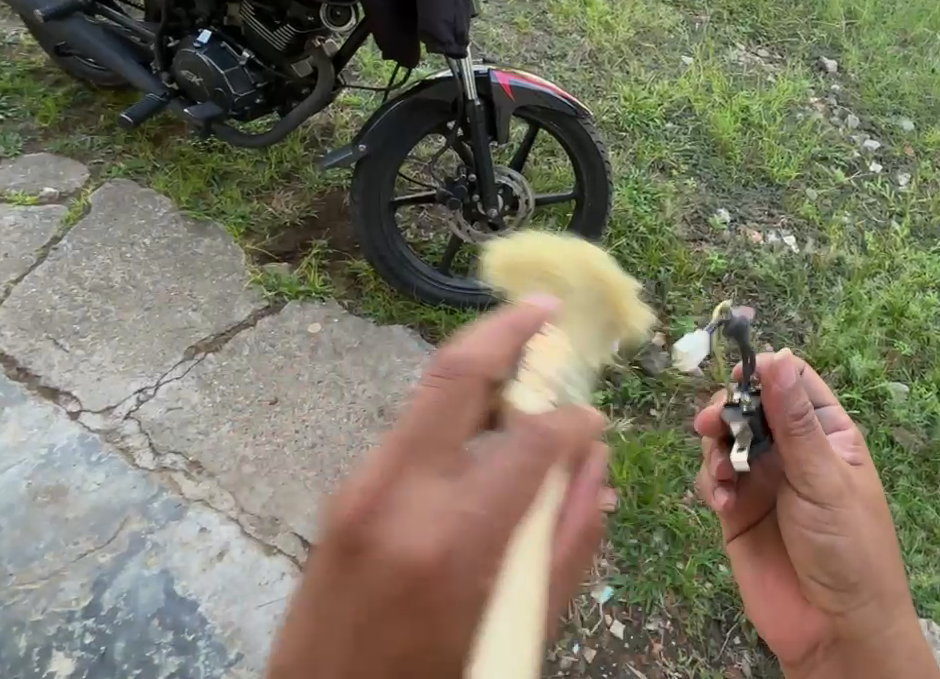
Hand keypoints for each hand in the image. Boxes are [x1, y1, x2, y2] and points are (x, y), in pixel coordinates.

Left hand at [269, 298, 612, 678]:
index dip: (575, 422)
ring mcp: (361, 484)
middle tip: (547, 308)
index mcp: (454, 538)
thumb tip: (594, 463)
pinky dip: (458, 414)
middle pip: (458, 369)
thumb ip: (570, 539)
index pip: (533, 440)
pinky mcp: (345, 489)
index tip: (593, 423)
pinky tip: (484, 428)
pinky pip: (416, 429)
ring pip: (433, 391)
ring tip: (526, 369)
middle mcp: (399, 492)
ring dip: (485, 369)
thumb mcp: (521, 631)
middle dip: (510, 327)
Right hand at [695, 350, 938, 678]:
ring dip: (716, 447)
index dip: (766, 372)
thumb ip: (793, 421)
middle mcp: (791, 449)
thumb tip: (778, 356)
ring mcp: (762, 479)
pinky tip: (722, 504)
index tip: (740, 375)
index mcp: (825, 433)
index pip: (793, 383)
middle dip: (728, 410)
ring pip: (725, 439)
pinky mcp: (738, 510)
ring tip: (721, 474)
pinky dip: (711, 485)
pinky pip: (714, 481)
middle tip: (710, 424)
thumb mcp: (824, 479)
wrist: (837, 633)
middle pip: (750, 406)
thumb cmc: (849, 548)